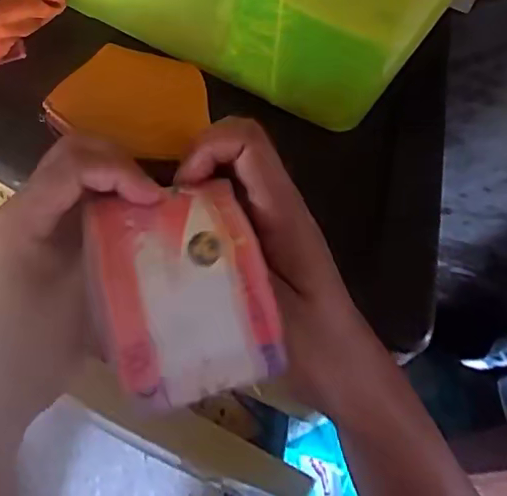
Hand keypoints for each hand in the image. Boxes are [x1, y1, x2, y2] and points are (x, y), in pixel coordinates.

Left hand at [0, 134, 162, 423]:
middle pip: (73, 151)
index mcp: (24, 215)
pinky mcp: (44, 225)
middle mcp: (24, 202)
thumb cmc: (36, 346)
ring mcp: (32, 212)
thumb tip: (158, 212)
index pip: (74, 166)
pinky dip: (107, 186)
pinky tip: (129, 209)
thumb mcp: (81, 294)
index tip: (154, 198)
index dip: (119, 171)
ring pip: (75, 164)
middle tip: (150, 192)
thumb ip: (114, 242)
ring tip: (145, 197)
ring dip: (113, 170)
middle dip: (117, 161)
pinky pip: (77, 187)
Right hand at [174, 117, 388, 414]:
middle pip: (233, 143)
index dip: (207, 147)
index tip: (181, 188)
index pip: (247, 140)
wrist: (342, 366)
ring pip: (226, 167)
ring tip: (164, 224)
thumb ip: (223, 272)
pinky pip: (223, 196)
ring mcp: (266, 213)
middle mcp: (274, 198)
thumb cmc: (310, 344)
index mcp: (281, 206)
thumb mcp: (264, 309)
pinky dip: (197, 203)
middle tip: (163, 207)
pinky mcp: (256, 232)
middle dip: (192, 159)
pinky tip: (179, 244)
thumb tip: (169, 246)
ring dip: (191, 182)